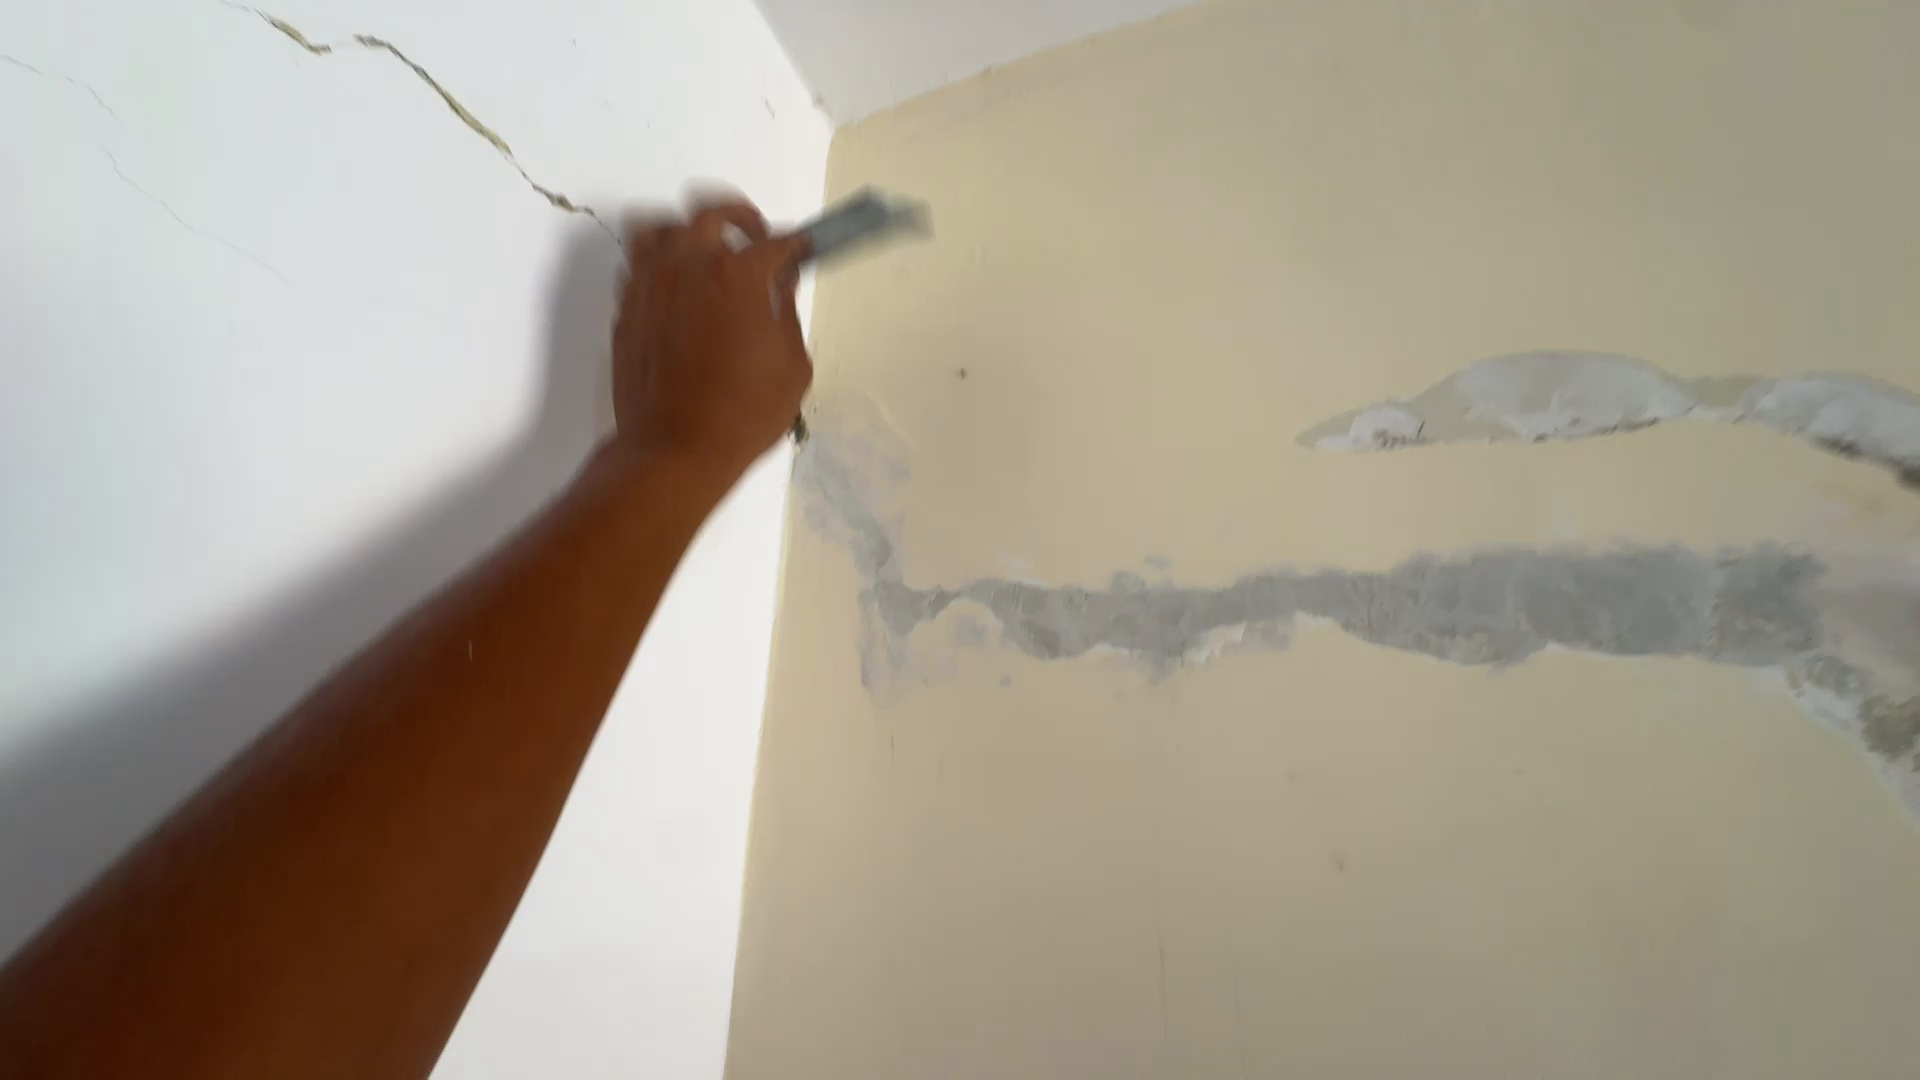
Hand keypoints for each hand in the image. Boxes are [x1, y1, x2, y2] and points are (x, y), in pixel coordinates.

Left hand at [611, 197, 812, 478]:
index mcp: (738, 275)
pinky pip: (639, 264)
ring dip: (688, 231)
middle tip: (758, 239)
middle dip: (743, 219)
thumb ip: (788, 314)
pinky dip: (661, 265)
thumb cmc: (747, 413)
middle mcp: (688, 264)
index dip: (795, 245)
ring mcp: (649, 282)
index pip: (774, 243)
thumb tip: (780, 284)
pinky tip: (679, 291)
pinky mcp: (626, 307)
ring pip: (660, 226)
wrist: (677, 448)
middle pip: (712, 212)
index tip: (804, 250)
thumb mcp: (793, 367)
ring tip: (706, 254)